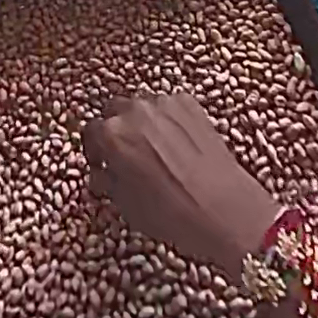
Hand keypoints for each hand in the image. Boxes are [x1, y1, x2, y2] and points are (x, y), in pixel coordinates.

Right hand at [83, 93, 279, 272]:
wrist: (226, 210)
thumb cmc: (174, 214)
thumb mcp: (127, 206)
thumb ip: (108, 180)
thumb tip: (103, 171)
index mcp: (113, 135)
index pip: (91, 131)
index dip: (94, 149)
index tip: (100, 162)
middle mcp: (135, 110)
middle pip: (115, 112)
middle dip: (117, 131)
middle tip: (126, 155)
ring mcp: (164, 102)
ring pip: (143, 106)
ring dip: (143, 122)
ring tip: (156, 150)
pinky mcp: (189, 103)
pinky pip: (169, 106)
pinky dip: (168, 120)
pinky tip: (177, 145)